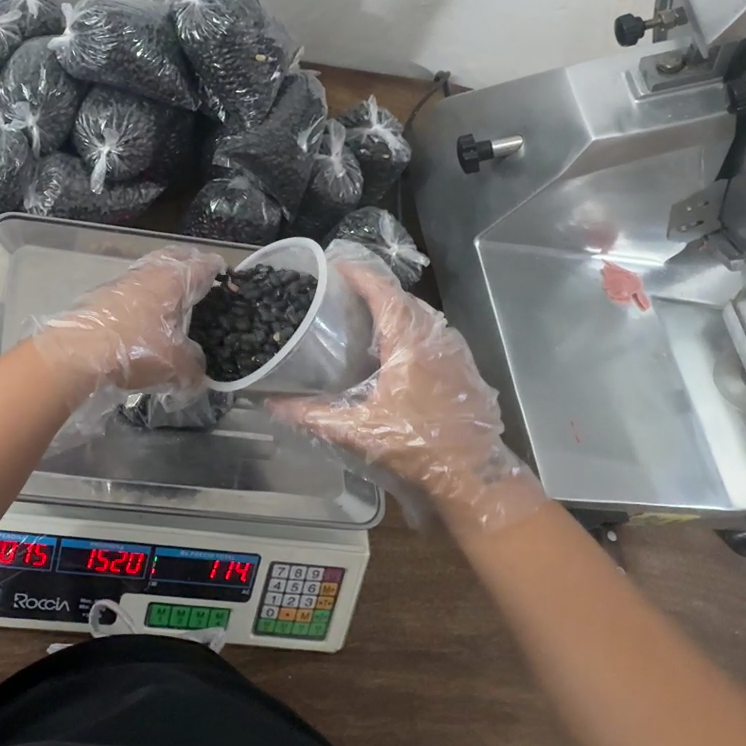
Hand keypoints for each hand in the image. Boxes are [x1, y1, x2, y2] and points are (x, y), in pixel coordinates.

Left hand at [33, 245, 226, 392]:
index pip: (204, 264)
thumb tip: (197, 370)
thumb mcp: (177, 366)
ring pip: (149, 272)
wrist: (76, 353)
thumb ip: (195, 366)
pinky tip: (142, 317)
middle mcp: (148, 273)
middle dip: (189, 265)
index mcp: (173, 279)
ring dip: (162, 281)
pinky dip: (142, 298)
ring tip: (171, 300)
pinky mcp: (99, 297)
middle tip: (200, 281)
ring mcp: (120, 282)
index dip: (218, 270)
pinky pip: (130, 290)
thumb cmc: (136, 350)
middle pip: (174, 258)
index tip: (226, 278)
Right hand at [268, 241, 545, 531]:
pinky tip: (393, 351)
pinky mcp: (465, 370)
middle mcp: (437, 339)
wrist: (475, 479)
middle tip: (341, 295)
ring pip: (422, 318)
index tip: (335, 267)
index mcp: (409, 343)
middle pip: (403, 300)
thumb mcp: (357, 432)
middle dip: (373, 291)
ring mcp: (456, 353)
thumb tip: (271, 404)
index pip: (384, 293)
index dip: (360, 275)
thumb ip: (312, 414)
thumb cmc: (415, 447)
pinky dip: (411, 331)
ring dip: (394, 311)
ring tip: (363, 318)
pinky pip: (435, 336)